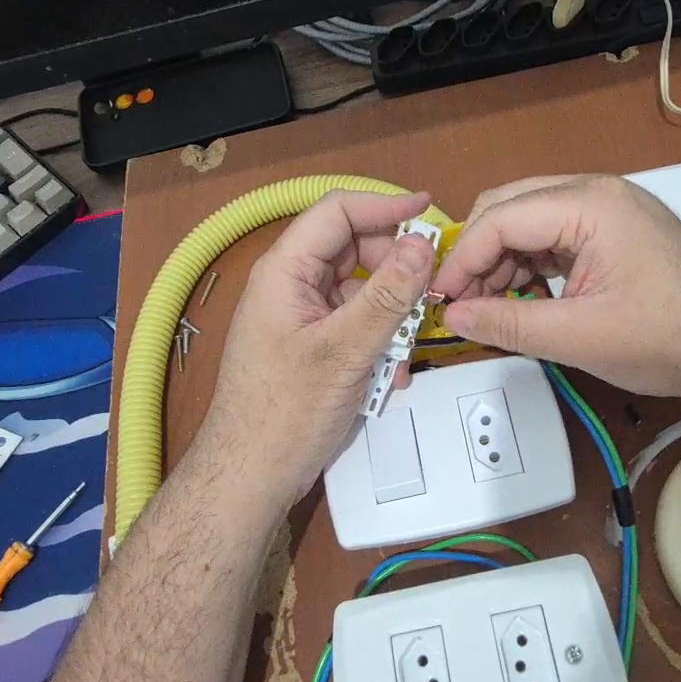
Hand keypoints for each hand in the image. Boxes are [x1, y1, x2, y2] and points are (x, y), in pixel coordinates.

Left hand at [194, 190, 437, 511]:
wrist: (251, 476)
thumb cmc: (284, 414)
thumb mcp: (345, 352)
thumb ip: (387, 297)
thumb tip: (422, 246)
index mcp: (285, 271)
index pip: (337, 212)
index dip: (384, 206)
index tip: (428, 211)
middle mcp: (291, 284)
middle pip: (353, 249)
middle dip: (395, 269)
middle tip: (429, 292)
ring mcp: (301, 314)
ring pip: (359, 289)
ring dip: (390, 312)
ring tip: (407, 347)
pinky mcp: (312, 342)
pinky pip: (354, 322)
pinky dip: (378, 339)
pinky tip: (391, 373)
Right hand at [431, 175, 680, 406]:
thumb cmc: (665, 339)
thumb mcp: (577, 336)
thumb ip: (506, 322)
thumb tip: (452, 316)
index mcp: (589, 204)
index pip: (500, 218)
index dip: (462, 259)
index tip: (440, 299)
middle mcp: (594, 191)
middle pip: (508, 206)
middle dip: (478, 254)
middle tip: (462, 301)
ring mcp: (606, 206)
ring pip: (526, 218)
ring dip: (501, 259)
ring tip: (492, 305)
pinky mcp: (611, 226)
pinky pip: (551, 232)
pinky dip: (528, 261)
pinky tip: (523, 295)